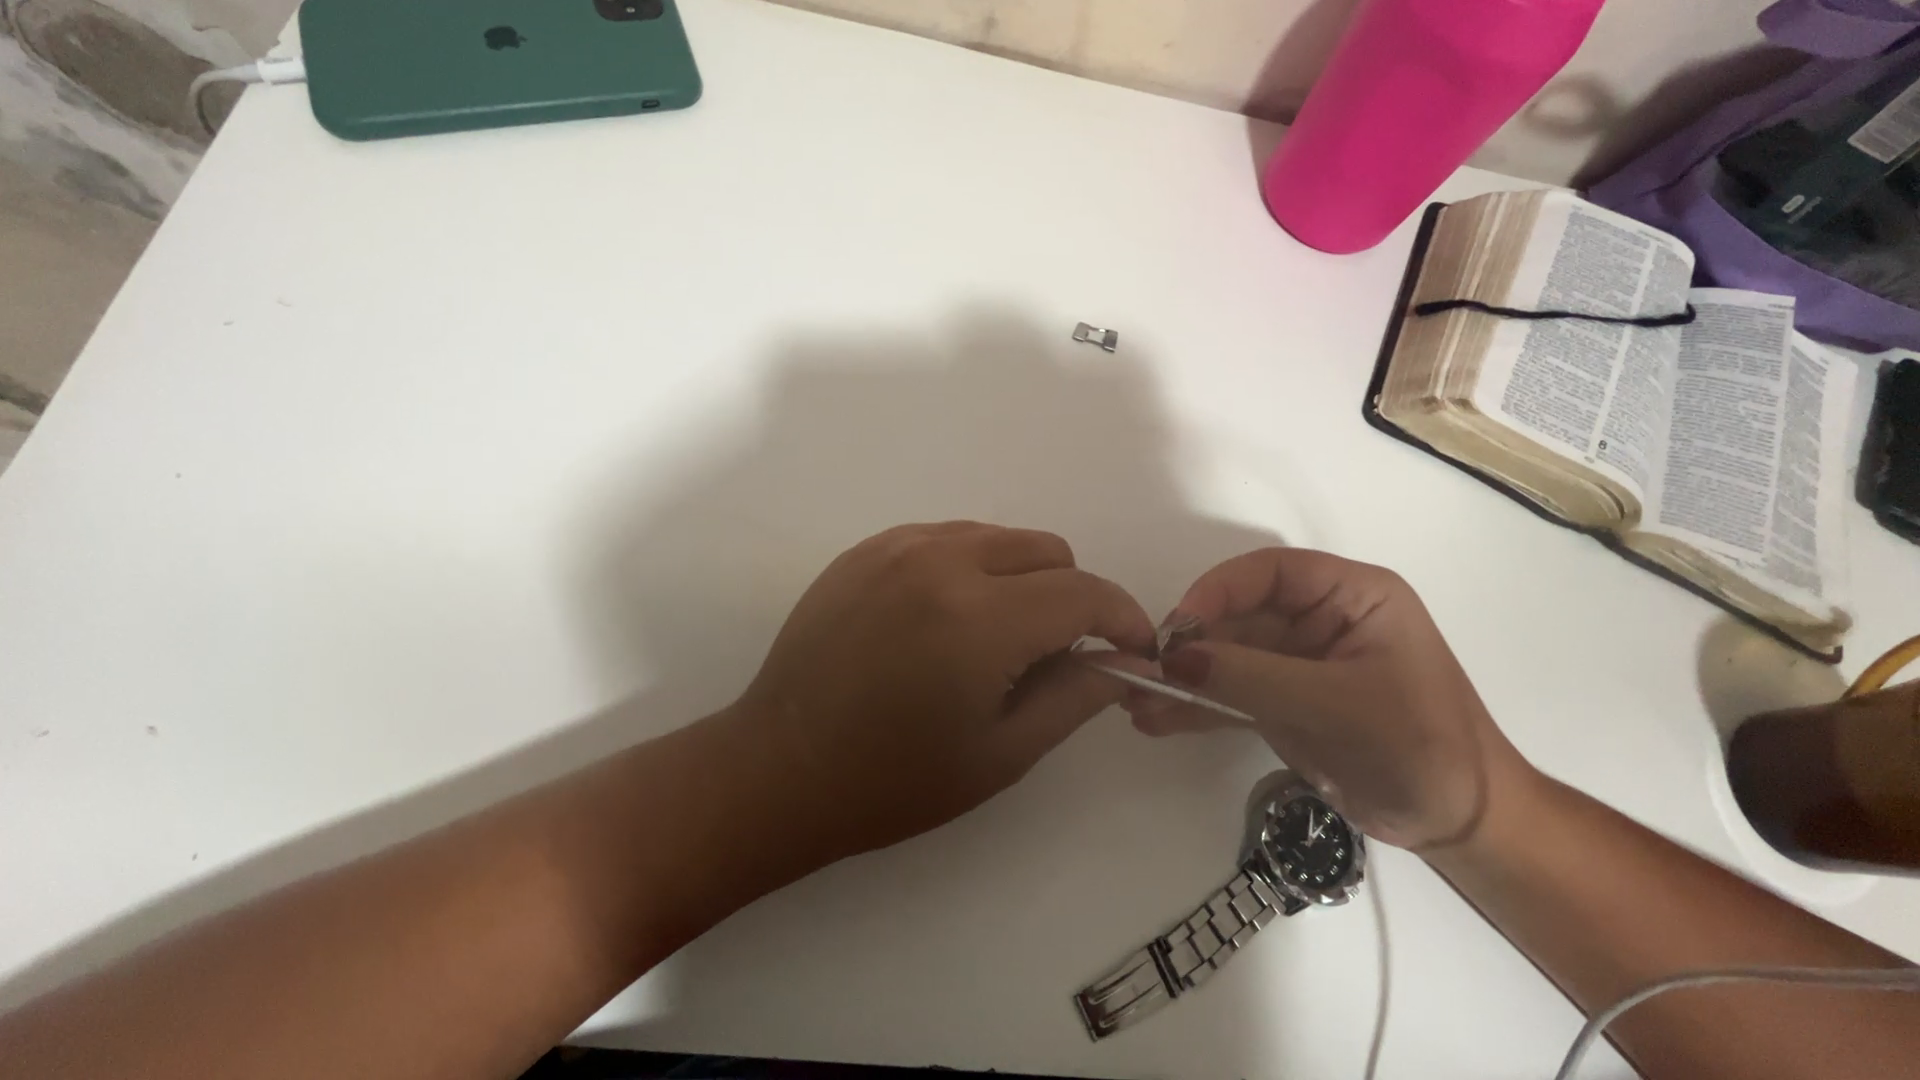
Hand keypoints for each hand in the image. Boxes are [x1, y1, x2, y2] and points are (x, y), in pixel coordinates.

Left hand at [728, 522, 1155, 868]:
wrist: (778, 768)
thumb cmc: (893, 781)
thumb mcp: (1002, 753)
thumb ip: (1076, 694)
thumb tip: (1126, 660)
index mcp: (980, 616)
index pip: (1084, 592)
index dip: (1123, 619)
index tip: (1133, 650)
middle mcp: (940, 560)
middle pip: (1046, 550)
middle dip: (1071, 598)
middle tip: (1052, 657)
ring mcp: (896, 548)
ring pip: (997, 538)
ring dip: (1020, 579)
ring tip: (994, 641)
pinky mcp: (864, 551)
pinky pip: (944, 540)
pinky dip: (969, 569)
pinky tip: (944, 622)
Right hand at [1125, 548, 1529, 849]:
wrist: (1459, 825)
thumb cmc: (1418, 746)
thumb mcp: (1335, 705)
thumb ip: (1252, 677)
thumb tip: (1173, 658)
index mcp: (1351, 597)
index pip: (1270, 573)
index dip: (1217, 591)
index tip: (1176, 628)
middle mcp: (1319, 621)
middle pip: (1238, 616)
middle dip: (1189, 643)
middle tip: (1140, 670)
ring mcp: (1298, 665)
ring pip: (1226, 658)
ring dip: (1183, 679)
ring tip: (1134, 700)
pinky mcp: (1284, 704)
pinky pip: (1231, 695)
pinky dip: (1196, 707)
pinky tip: (1155, 720)